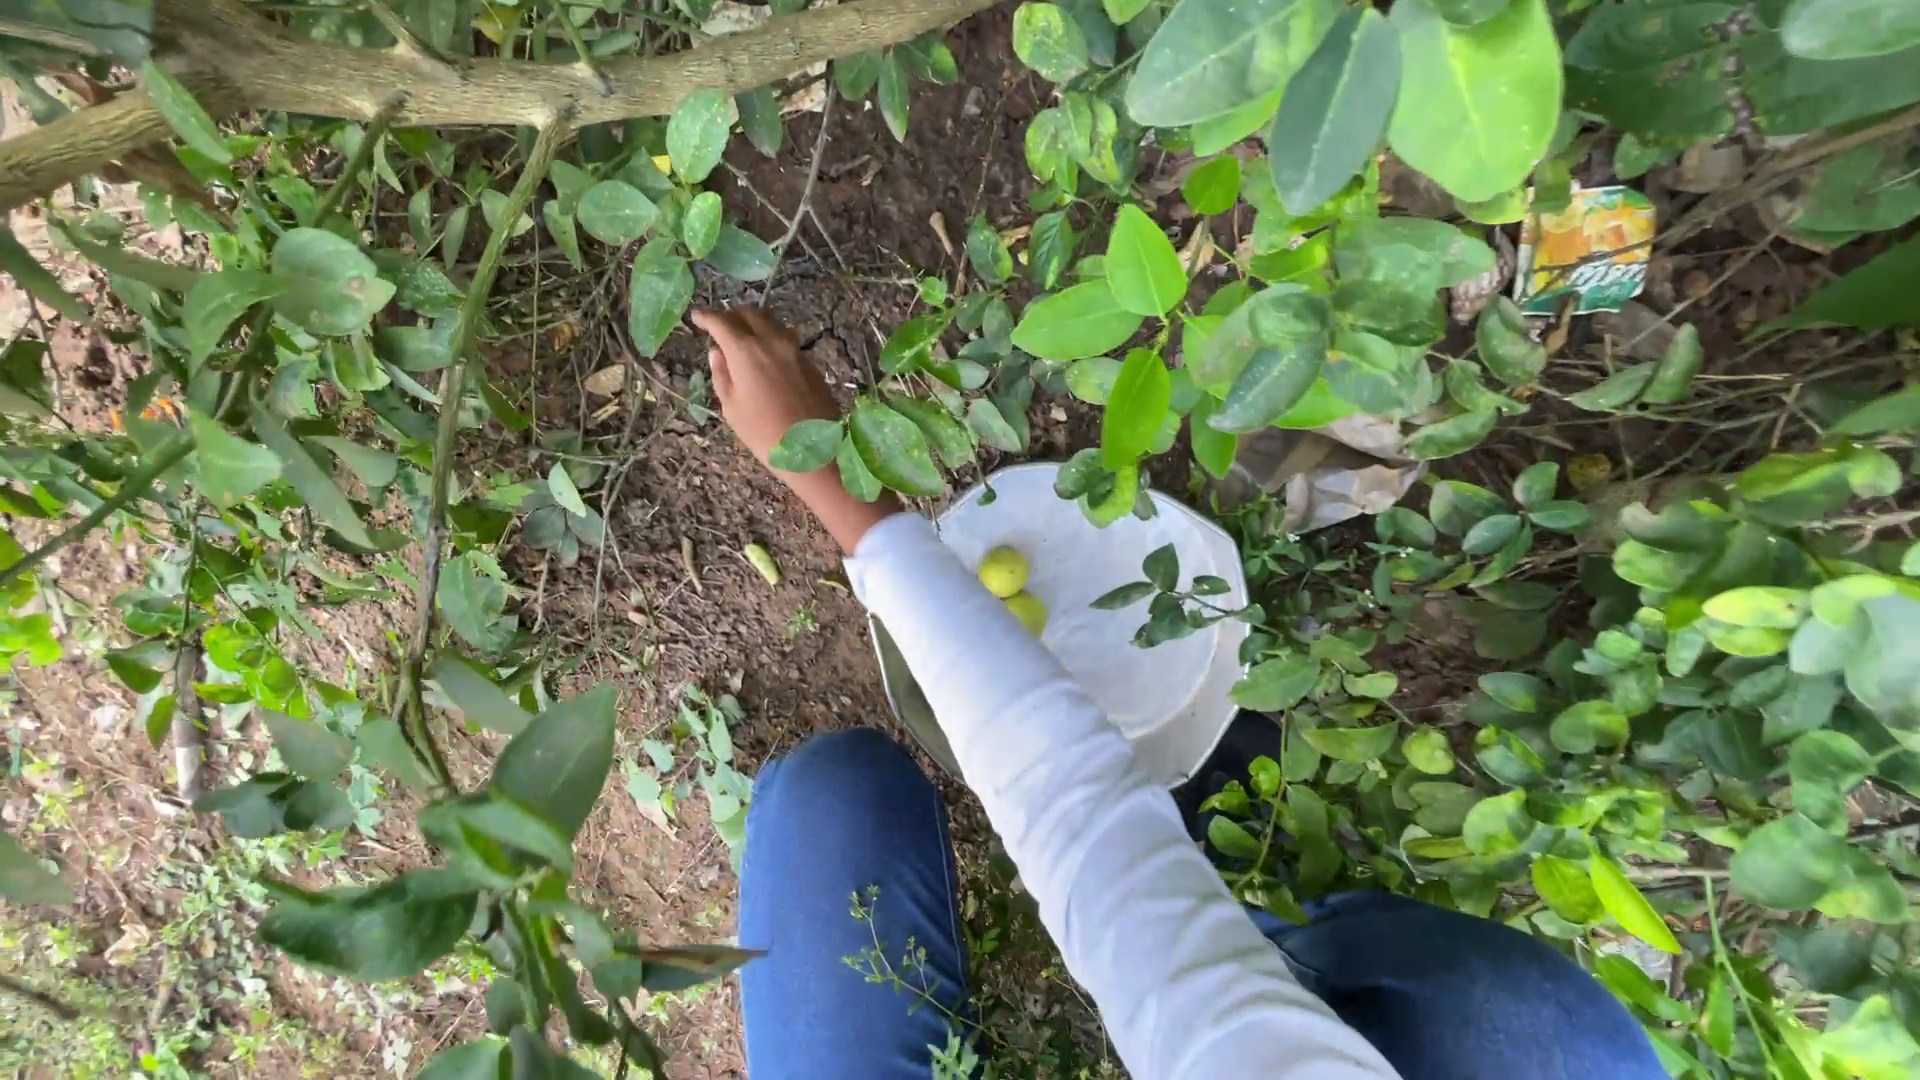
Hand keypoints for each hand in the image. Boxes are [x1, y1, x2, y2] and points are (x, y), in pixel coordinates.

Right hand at [690, 307, 836, 470]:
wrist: (813, 451)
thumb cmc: (764, 434)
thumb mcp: (732, 408)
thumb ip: (722, 375)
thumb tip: (717, 353)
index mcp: (746, 352)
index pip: (721, 322)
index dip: (706, 316)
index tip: (697, 317)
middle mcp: (772, 342)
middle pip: (750, 314)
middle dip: (732, 315)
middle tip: (721, 326)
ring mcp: (795, 351)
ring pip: (772, 323)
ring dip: (754, 324)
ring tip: (744, 338)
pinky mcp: (810, 363)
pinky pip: (787, 340)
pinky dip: (772, 339)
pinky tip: (767, 356)